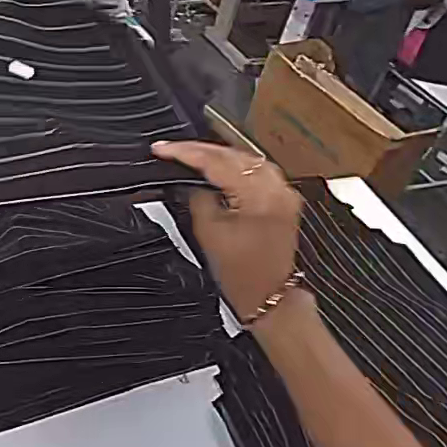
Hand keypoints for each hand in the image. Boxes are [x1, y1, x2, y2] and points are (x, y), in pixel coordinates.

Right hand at [152, 140, 302, 321]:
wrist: (269, 297)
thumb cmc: (241, 274)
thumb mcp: (208, 233)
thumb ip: (198, 198)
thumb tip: (191, 181)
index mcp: (258, 196)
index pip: (216, 161)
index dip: (185, 152)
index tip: (162, 149)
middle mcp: (276, 189)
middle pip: (234, 155)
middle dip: (201, 150)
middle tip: (173, 150)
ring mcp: (284, 193)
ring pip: (247, 159)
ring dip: (219, 156)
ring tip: (192, 155)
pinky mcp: (284, 200)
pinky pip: (258, 171)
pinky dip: (235, 167)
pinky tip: (220, 168)